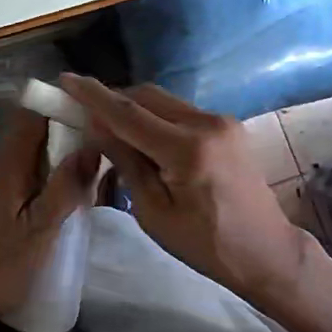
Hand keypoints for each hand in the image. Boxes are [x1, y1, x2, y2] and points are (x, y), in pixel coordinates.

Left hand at [0, 111, 100, 331]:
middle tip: (101, 153)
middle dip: (65, 137)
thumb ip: (66, 186)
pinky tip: (59, 200)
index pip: (34, 115)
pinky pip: (19, 176)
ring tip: (88, 176)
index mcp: (7, 163)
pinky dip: (40, 179)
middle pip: (32, 135)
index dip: (63, 109)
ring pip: (27, 157)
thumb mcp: (41, 230)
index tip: (96, 119)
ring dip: (54, 161)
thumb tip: (93, 145)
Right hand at [59, 75, 308, 298]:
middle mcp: (206, 123)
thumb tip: (96, 125)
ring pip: (162, 100)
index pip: (128, 113)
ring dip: (133, 108)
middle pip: (145, 97)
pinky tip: (142, 136)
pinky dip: (154, 116)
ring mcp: (220, 121)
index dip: (93, 95)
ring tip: (109, 128)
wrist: (267, 252)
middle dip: (111, 99)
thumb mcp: (153, 212)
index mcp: (187, 150)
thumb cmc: (205, 245)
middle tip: (81, 110)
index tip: (65, 79)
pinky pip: (178, 111)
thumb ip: (125, 162)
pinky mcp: (226, 125)